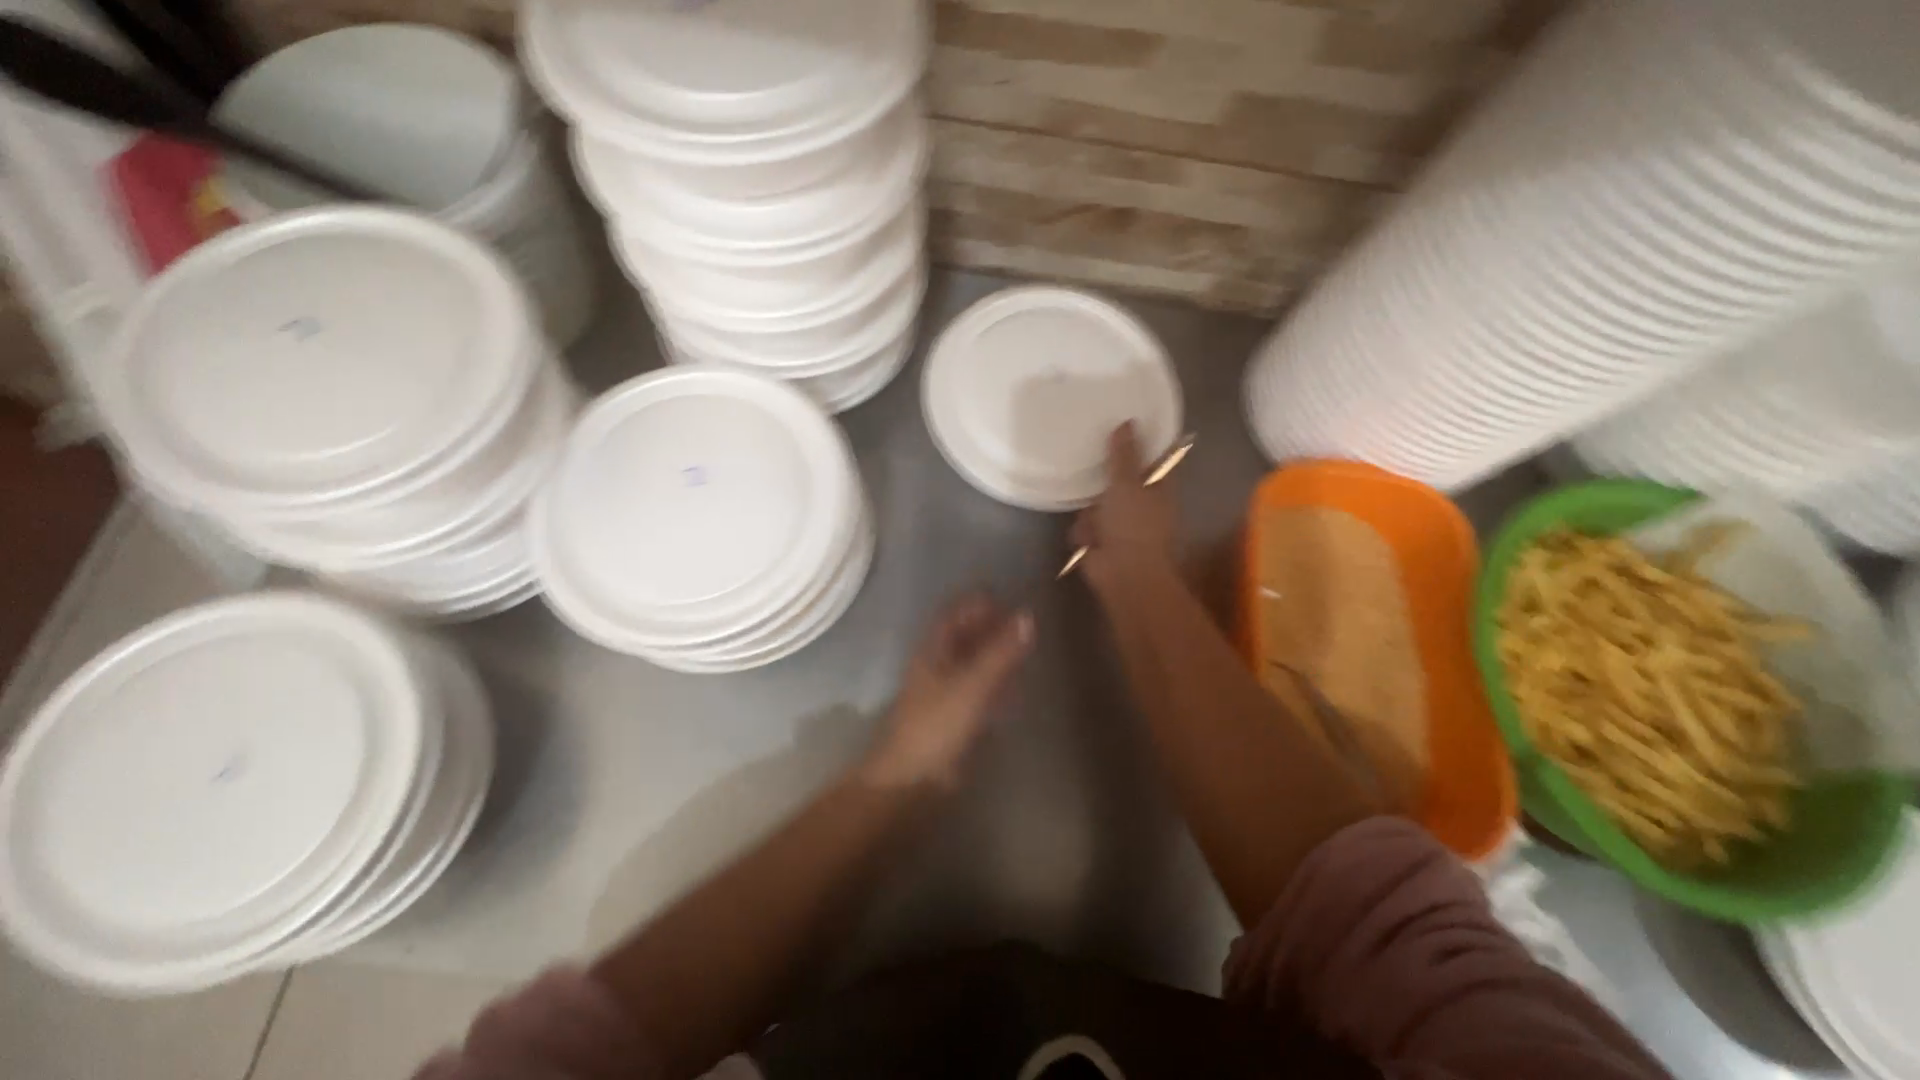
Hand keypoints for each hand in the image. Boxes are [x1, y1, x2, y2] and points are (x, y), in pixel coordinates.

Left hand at [861, 594, 1033, 790]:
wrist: (914, 779)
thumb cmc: (938, 725)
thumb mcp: (972, 684)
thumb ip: (1000, 652)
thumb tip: (1027, 615)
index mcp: (933, 651)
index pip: (955, 614)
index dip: (978, 602)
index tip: (1009, 595)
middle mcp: (938, 666)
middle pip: (965, 637)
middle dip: (992, 626)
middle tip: (1026, 621)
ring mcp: (946, 693)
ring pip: (974, 663)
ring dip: (997, 654)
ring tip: (1028, 647)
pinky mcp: (956, 719)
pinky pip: (980, 692)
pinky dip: (997, 684)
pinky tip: (1017, 687)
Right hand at [1070, 422, 1180, 601]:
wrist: (1123, 574)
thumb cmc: (1133, 525)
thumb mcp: (1127, 482)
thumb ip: (1124, 454)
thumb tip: (1127, 421)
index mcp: (1159, 487)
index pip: (1154, 457)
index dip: (1142, 441)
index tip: (1123, 422)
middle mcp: (1143, 503)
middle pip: (1123, 478)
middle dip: (1106, 473)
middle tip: (1087, 449)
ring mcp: (1122, 523)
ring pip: (1101, 501)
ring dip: (1091, 505)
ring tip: (1081, 498)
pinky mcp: (1102, 541)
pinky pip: (1088, 524)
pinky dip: (1084, 529)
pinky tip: (1083, 532)